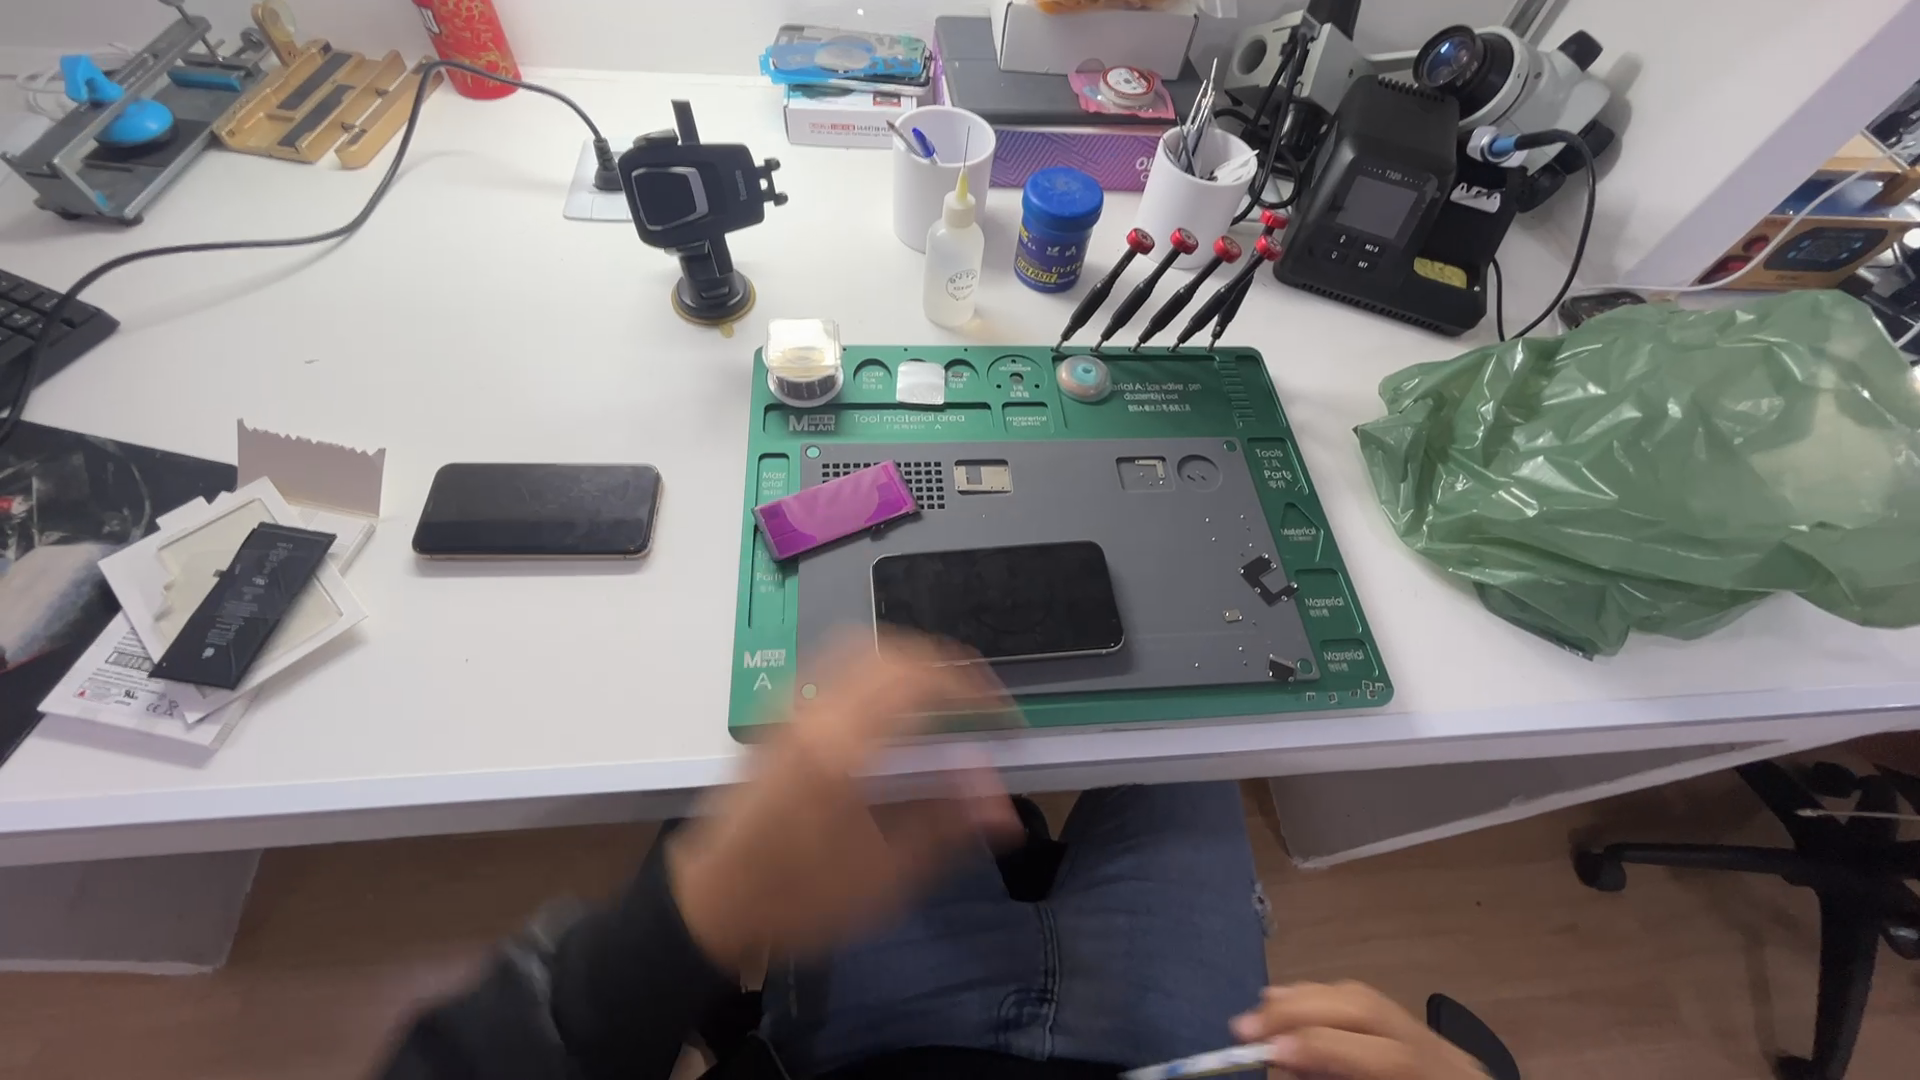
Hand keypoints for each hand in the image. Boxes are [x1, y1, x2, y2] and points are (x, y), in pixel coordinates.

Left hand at [668, 632, 1020, 970]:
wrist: (712, 902)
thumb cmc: (798, 900)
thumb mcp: (880, 878)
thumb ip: (943, 827)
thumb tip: (999, 800)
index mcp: (842, 750)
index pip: (921, 685)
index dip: (975, 693)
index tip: (1002, 720)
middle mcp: (815, 714)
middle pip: (896, 654)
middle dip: (950, 671)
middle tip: (981, 706)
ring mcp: (793, 708)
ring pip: (865, 648)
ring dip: (914, 662)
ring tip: (946, 698)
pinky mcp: (781, 713)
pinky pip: (839, 661)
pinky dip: (880, 666)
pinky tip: (894, 701)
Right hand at [1231, 983, 1489, 1079]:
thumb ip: (1326, 1077)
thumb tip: (1280, 1056)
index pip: (1387, 1058)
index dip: (1324, 1048)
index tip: (1268, 1051)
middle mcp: (1444, 1057)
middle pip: (1366, 1009)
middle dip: (1299, 1011)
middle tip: (1246, 1026)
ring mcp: (1432, 1039)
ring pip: (1362, 996)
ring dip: (1302, 999)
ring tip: (1260, 1009)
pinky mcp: (1415, 1031)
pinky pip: (1362, 999)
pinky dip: (1319, 997)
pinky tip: (1288, 999)